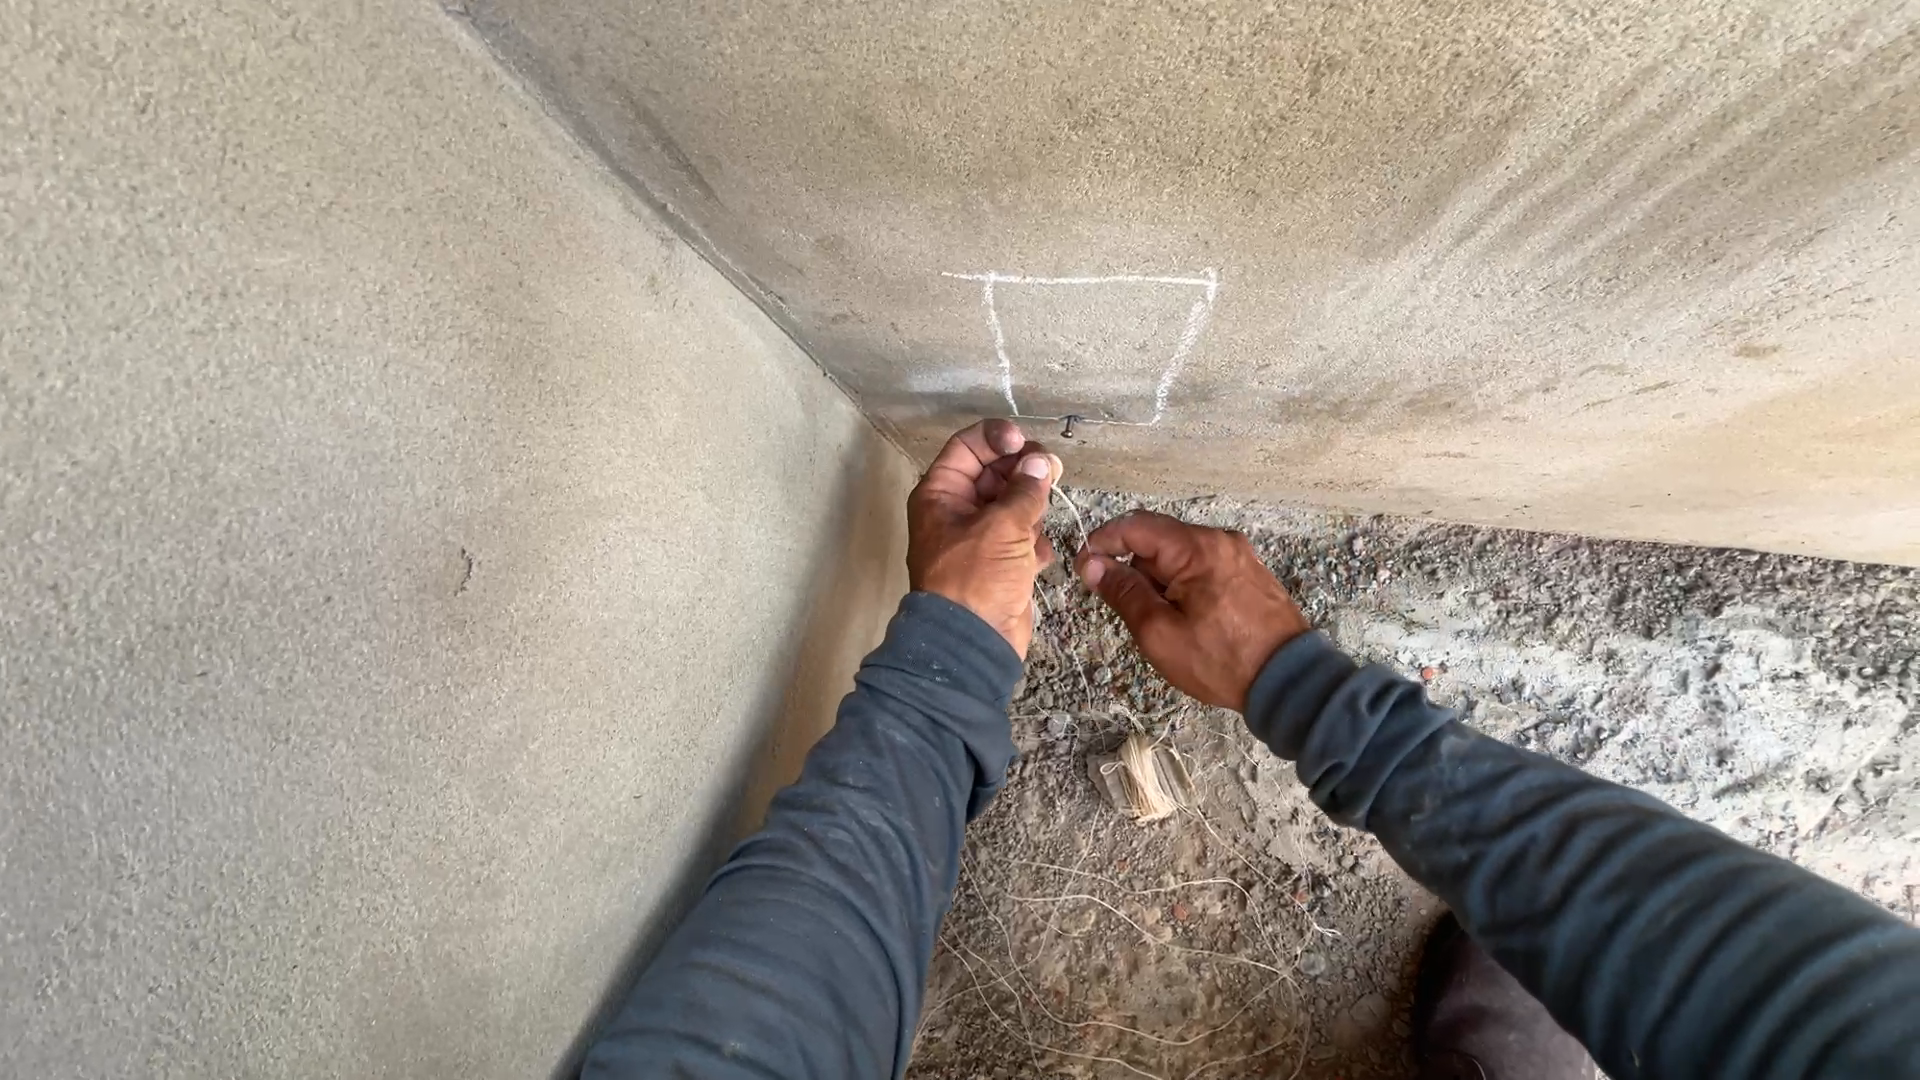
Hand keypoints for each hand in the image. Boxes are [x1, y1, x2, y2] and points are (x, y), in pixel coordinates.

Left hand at [907, 419, 1062, 657]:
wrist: (973, 643)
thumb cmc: (975, 578)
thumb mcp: (1001, 526)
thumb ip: (1024, 490)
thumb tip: (1040, 462)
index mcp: (941, 494)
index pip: (968, 447)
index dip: (997, 438)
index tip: (1025, 442)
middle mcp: (957, 510)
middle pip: (996, 472)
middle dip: (1024, 471)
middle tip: (1052, 472)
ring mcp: (980, 537)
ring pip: (1013, 504)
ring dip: (1032, 510)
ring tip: (1039, 522)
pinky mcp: (1000, 562)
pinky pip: (1022, 537)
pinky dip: (1033, 543)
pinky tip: (1036, 558)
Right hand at [1073, 510, 1309, 710]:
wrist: (1291, 682)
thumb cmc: (1220, 660)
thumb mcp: (1159, 632)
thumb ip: (1123, 592)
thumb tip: (1092, 564)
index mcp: (1196, 548)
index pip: (1134, 526)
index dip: (1101, 542)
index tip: (1082, 567)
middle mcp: (1219, 539)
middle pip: (1157, 538)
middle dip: (1131, 566)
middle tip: (1121, 605)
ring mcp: (1237, 554)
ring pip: (1178, 554)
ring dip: (1156, 579)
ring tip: (1157, 620)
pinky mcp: (1247, 572)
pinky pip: (1200, 566)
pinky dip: (1179, 583)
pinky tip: (1182, 616)